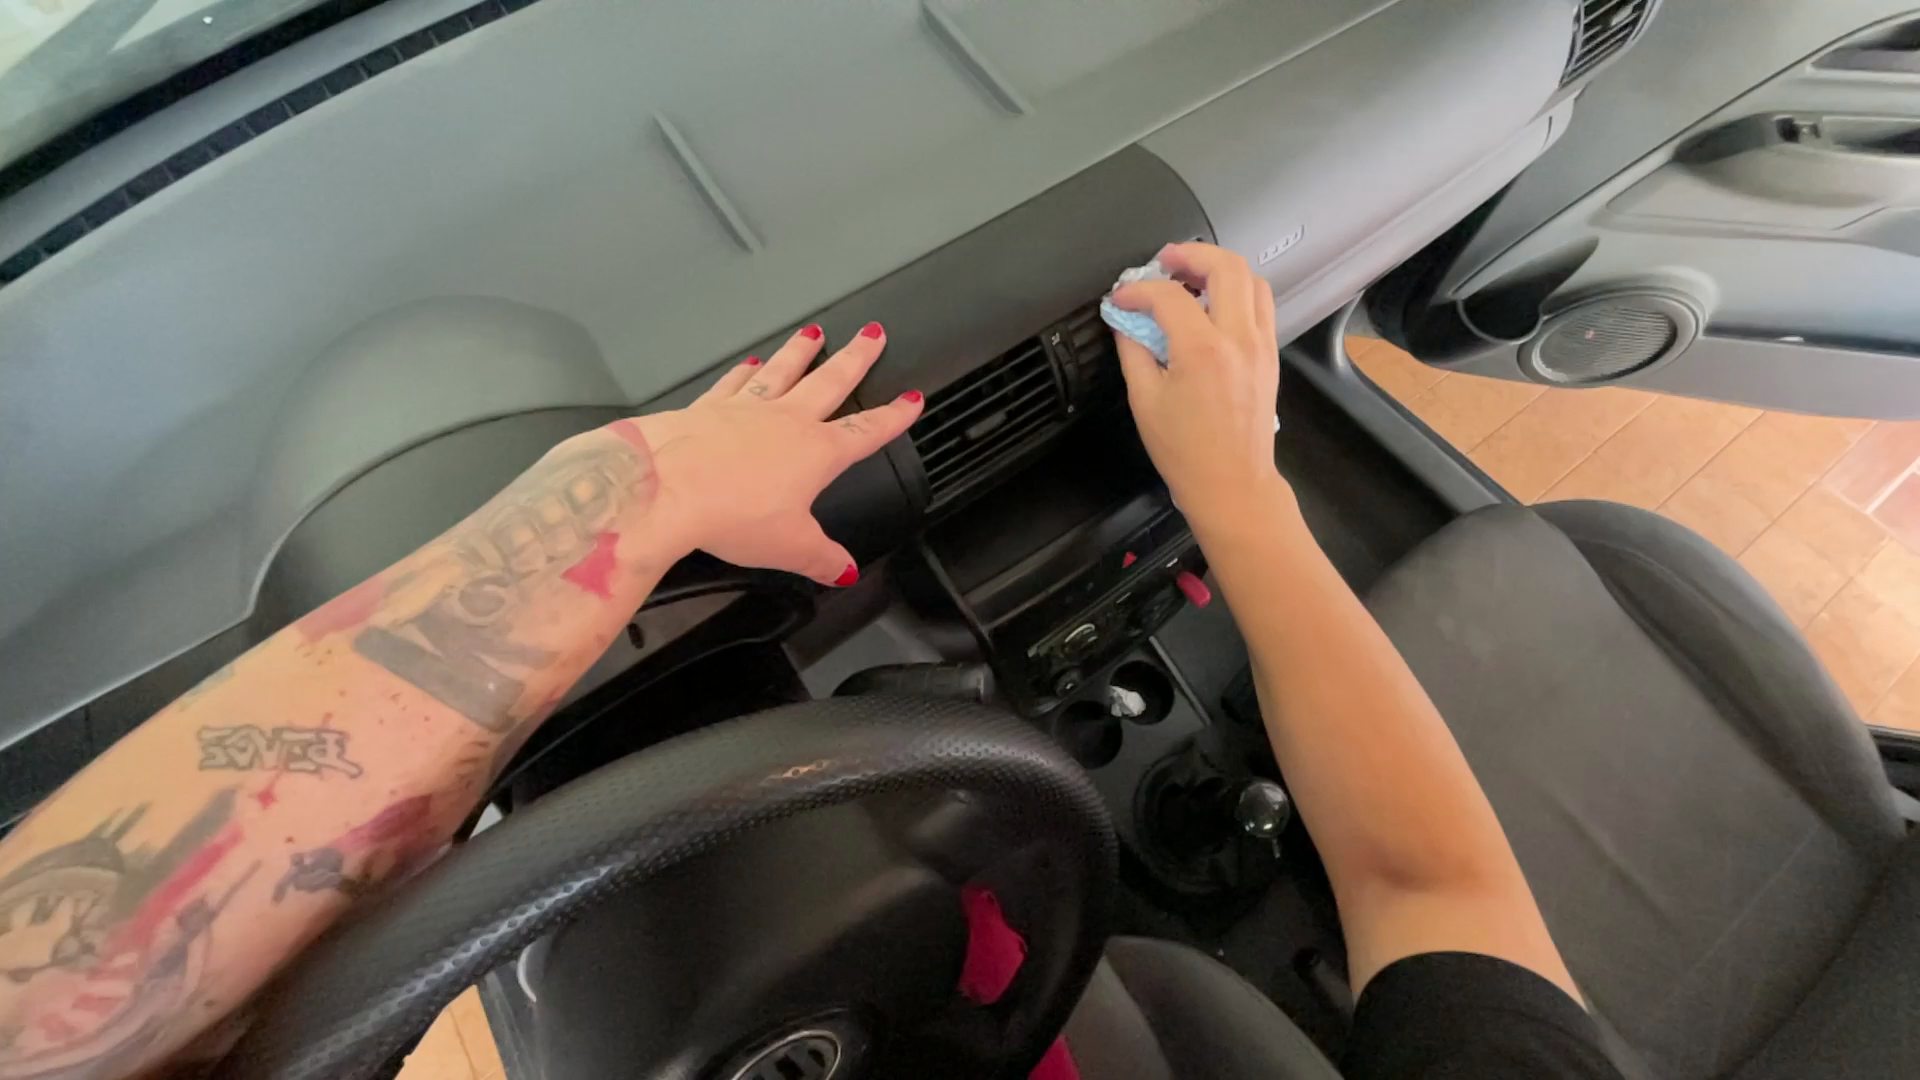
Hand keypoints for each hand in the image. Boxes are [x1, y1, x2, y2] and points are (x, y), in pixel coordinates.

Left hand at [619, 322, 921, 584]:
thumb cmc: (733, 515)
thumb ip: (823, 559)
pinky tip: (748, 363)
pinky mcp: (705, 409)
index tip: (912, 399)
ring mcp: (744, 409)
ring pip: (782, 371)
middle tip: (873, 334)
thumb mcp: (790, 548)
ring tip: (814, 332)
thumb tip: (845, 571)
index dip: (893, 417)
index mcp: (816, 452)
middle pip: (829, 382)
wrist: (665, 490)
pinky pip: (733, 384)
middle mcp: (785, 421)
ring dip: (800, 352)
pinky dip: (743, 372)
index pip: (866, 430)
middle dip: (856, 359)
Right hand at [1111, 243, 1287, 523]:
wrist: (1231, 483)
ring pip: (1251, 279)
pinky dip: (1236, 292)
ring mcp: (1260, 345)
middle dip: (1191, 254)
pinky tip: (1212, 307)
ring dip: (1219, 268)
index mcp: (1202, 351)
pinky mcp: (1268, 356)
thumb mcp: (1145, 401)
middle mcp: (1238, 339)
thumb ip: (1133, 352)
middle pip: (1225, 266)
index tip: (1121, 297)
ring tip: (1190, 278)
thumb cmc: (1186, 452)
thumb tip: (1126, 323)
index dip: (1137, 290)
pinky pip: (1260, 305)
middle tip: (1164, 261)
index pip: (1167, 296)